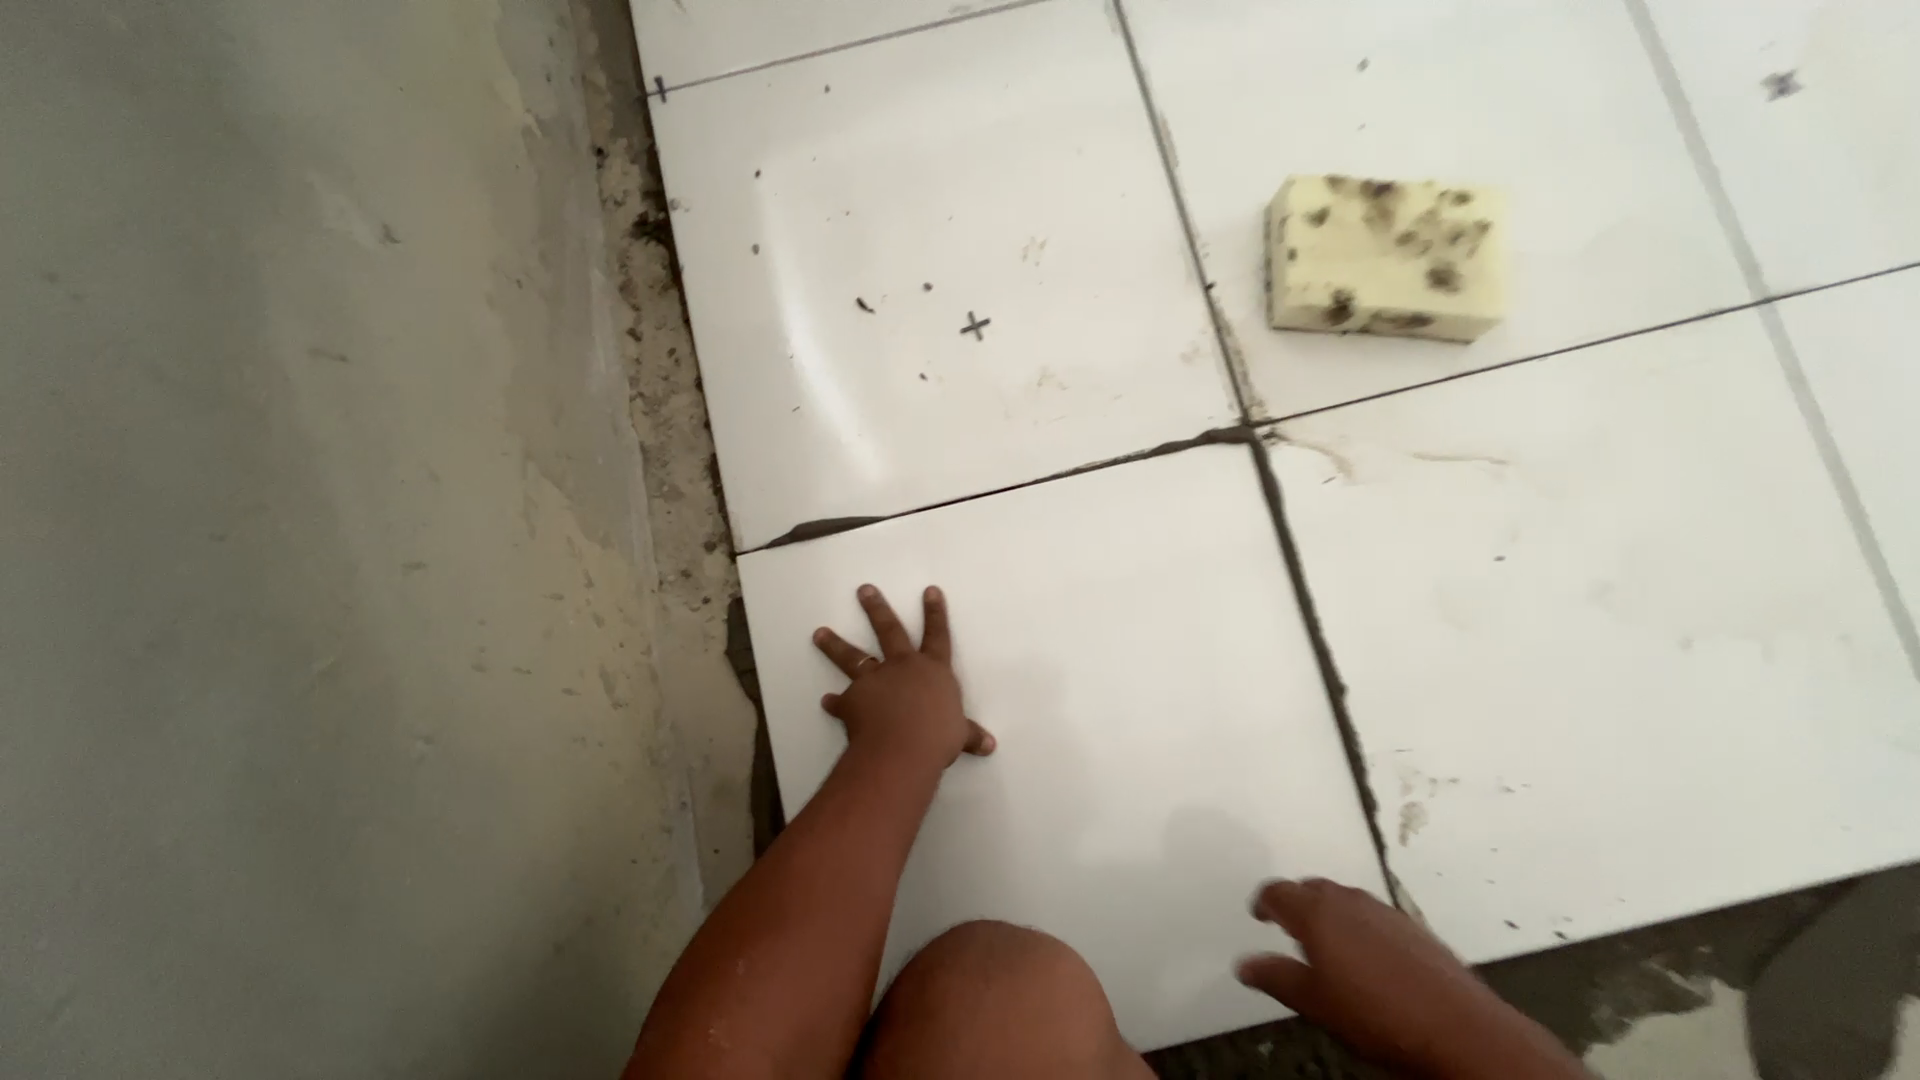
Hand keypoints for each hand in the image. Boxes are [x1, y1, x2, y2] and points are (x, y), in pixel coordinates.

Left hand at [813, 584, 994, 772]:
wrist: (902, 749)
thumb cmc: (938, 738)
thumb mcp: (960, 735)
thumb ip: (970, 735)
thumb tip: (990, 744)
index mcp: (933, 671)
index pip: (937, 635)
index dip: (935, 613)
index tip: (929, 590)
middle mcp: (902, 667)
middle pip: (889, 631)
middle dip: (876, 608)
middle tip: (863, 589)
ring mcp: (875, 681)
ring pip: (853, 656)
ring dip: (834, 644)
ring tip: (819, 633)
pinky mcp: (853, 700)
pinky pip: (841, 701)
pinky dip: (834, 702)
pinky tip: (826, 701)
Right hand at [1237, 879, 1582, 1079]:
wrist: (1462, 1031)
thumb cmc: (1377, 1016)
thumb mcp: (1315, 1004)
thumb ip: (1276, 977)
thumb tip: (1245, 964)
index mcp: (1317, 913)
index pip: (1277, 892)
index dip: (1264, 902)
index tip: (1259, 916)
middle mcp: (1348, 900)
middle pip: (1311, 888)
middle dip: (1296, 903)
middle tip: (1288, 928)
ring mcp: (1384, 911)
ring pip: (1344, 898)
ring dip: (1329, 912)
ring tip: (1326, 944)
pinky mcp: (1414, 927)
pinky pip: (1372, 914)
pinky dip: (1359, 924)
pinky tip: (1367, 957)